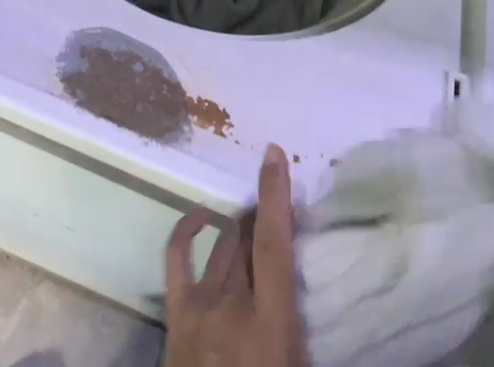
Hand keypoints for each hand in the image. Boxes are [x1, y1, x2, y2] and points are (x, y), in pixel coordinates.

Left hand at [162, 143, 306, 366]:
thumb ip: (305, 339)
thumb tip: (318, 309)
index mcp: (269, 323)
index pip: (274, 246)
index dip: (276, 197)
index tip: (275, 155)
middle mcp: (231, 302)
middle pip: (248, 238)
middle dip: (265, 214)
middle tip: (282, 205)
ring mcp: (197, 305)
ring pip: (222, 245)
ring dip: (240, 225)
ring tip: (255, 217)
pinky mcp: (175, 314)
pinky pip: (176, 258)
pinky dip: (188, 230)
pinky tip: (201, 216)